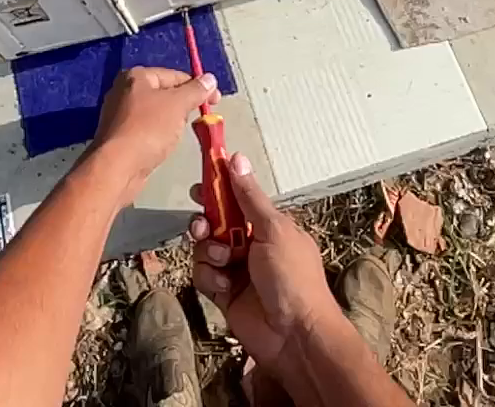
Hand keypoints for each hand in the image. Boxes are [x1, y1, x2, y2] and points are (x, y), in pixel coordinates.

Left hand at [87, 67, 217, 206]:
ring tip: (179, 134)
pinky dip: (158, 134)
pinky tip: (163, 145)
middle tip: (199, 118)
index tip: (216, 101)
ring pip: (156, 113)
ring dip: (172, 122)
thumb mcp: (178, 105)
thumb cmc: (148, 129)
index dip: (198, 86)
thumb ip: (195, 90)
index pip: (175, 75)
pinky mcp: (119, 136)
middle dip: (184, 105)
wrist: (117, 167)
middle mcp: (124, 90)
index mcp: (136, 76)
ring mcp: (119, 114)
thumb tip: (210, 78)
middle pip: (164, 93)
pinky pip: (146, 129)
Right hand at [190, 152, 339, 368]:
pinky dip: (210, 277)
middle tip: (204, 228)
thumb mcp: (273, 229)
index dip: (217, 190)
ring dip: (210, 252)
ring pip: (205, 248)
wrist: (295, 337)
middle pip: (215, 222)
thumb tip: (236, 157)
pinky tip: (224, 286)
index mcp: (267, 225)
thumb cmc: (291, 276)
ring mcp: (236, 269)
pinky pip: (203, 274)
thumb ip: (249, 196)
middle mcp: (250, 243)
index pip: (236, 199)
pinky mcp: (223, 294)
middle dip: (206, 223)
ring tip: (224, 262)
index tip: (199, 186)